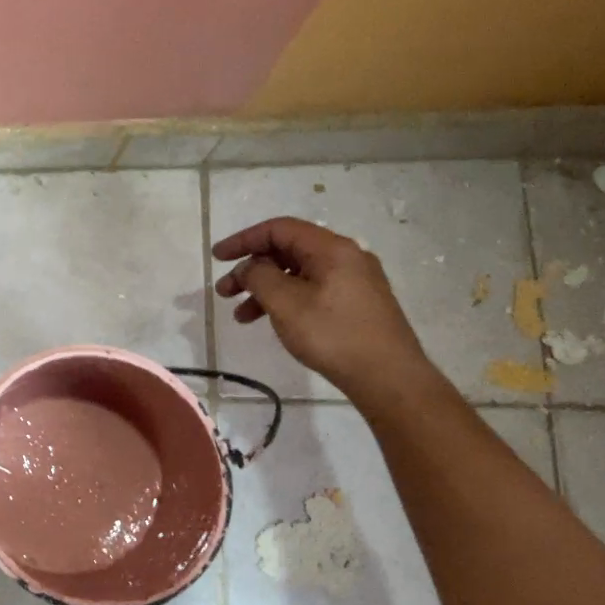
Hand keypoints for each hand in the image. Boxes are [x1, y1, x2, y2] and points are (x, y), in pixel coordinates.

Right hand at [212, 217, 434, 400]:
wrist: (387, 375)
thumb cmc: (332, 333)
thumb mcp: (285, 303)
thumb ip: (259, 277)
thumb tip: (249, 267)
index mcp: (332, 249)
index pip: (280, 229)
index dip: (244, 239)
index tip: (217, 257)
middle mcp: (346, 257)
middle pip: (288, 251)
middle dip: (251, 268)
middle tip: (224, 291)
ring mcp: (354, 281)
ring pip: (298, 274)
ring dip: (264, 289)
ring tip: (241, 315)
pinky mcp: (356, 303)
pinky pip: (311, 290)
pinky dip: (285, 300)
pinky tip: (271, 321)